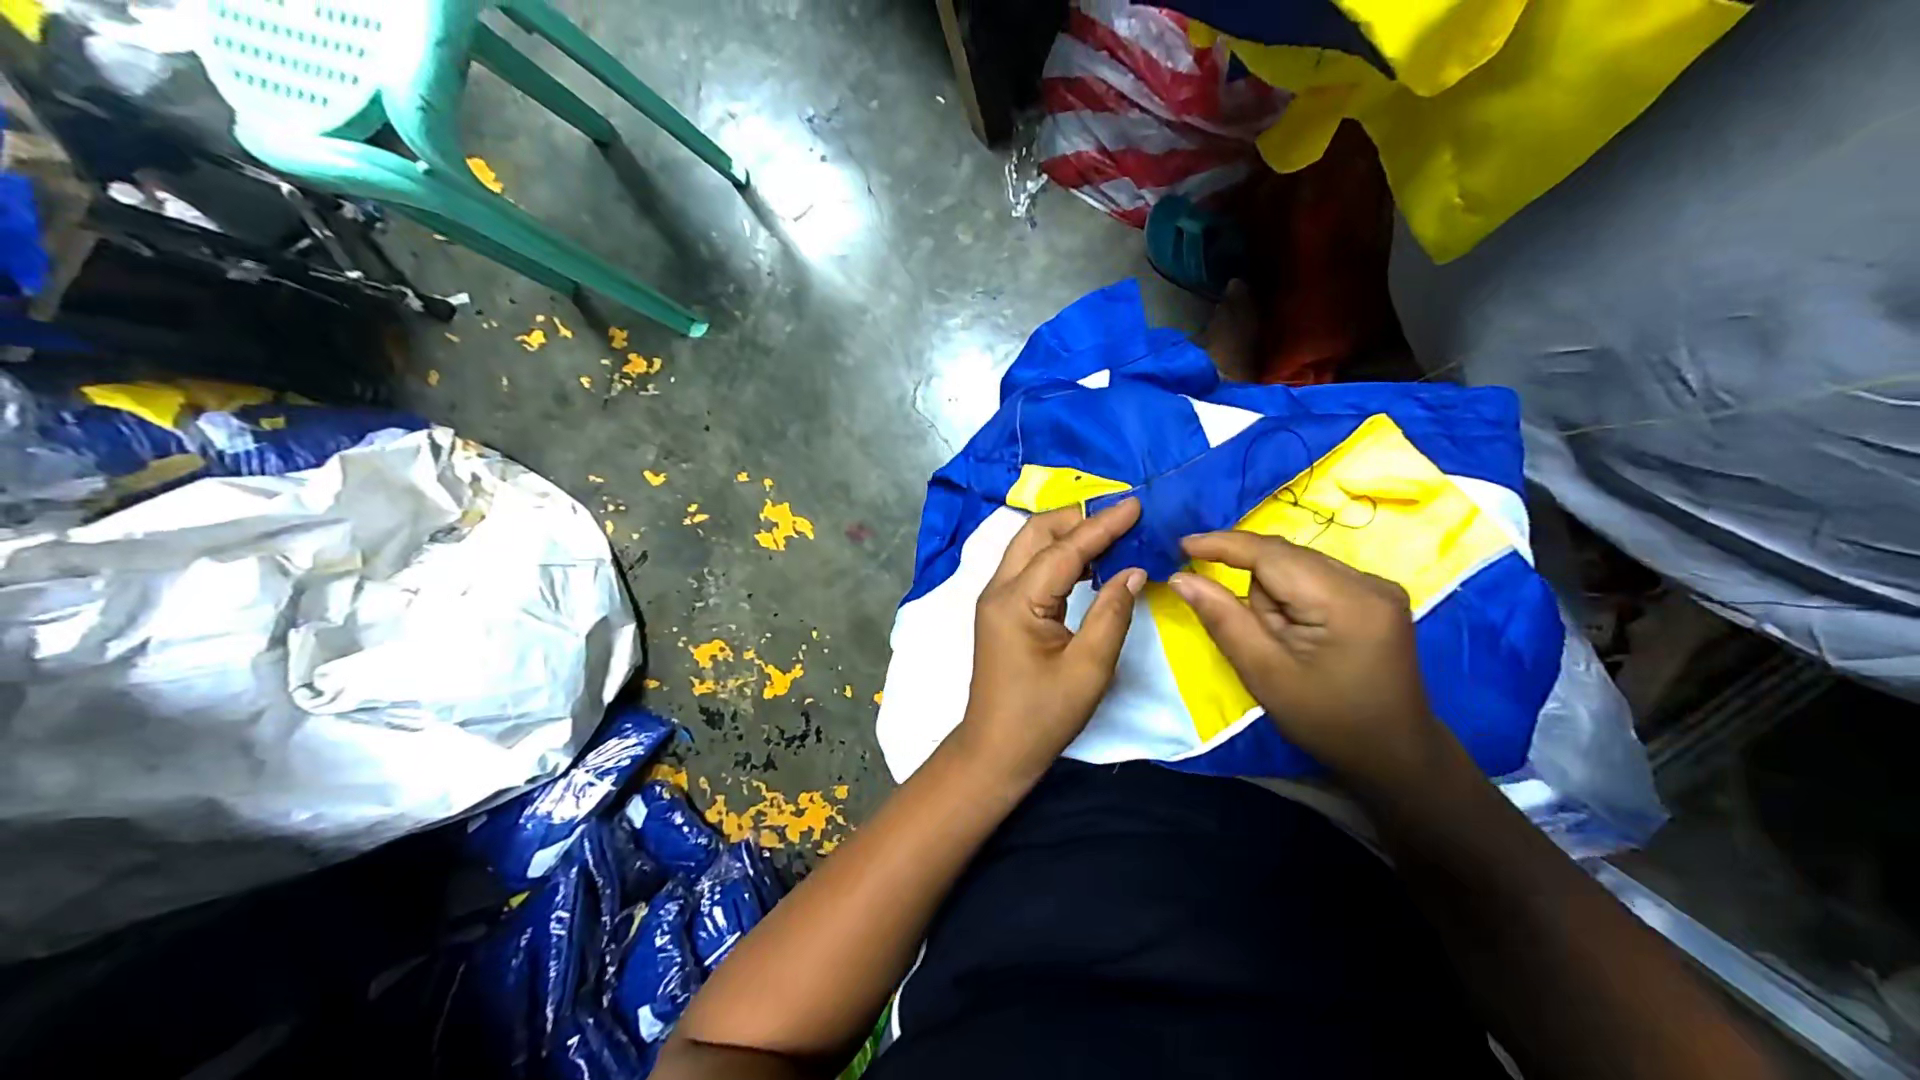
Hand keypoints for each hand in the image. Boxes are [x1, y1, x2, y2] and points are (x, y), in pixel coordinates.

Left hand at [958, 499, 1146, 783]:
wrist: (996, 750)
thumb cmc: (1042, 716)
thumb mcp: (1088, 668)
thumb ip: (1112, 614)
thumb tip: (1134, 570)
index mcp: (1016, 601)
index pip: (1064, 549)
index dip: (1102, 525)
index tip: (1136, 504)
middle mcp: (998, 589)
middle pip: (1036, 532)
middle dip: (1079, 517)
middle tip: (1123, 515)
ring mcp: (995, 599)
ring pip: (1030, 546)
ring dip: (1067, 534)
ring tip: (1111, 532)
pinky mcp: (1001, 610)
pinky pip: (1030, 567)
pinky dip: (1059, 555)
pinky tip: (1088, 563)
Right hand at [1169, 531, 1443, 788]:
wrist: (1393, 754)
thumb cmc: (1326, 720)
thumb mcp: (1264, 673)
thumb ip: (1222, 618)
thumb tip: (1180, 577)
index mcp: (1346, 601)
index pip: (1273, 554)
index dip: (1225, 545)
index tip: (1182, 545)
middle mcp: (1368, 582)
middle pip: (1286, 558)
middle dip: (1256, 587)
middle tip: (1255, 636)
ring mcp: (1377, 586)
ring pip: (1298, 566)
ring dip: (1275, 595)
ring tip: (1285, 644)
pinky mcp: (1376, 595)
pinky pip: (1315, 577)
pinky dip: (1293, 597)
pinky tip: (1300, 634)